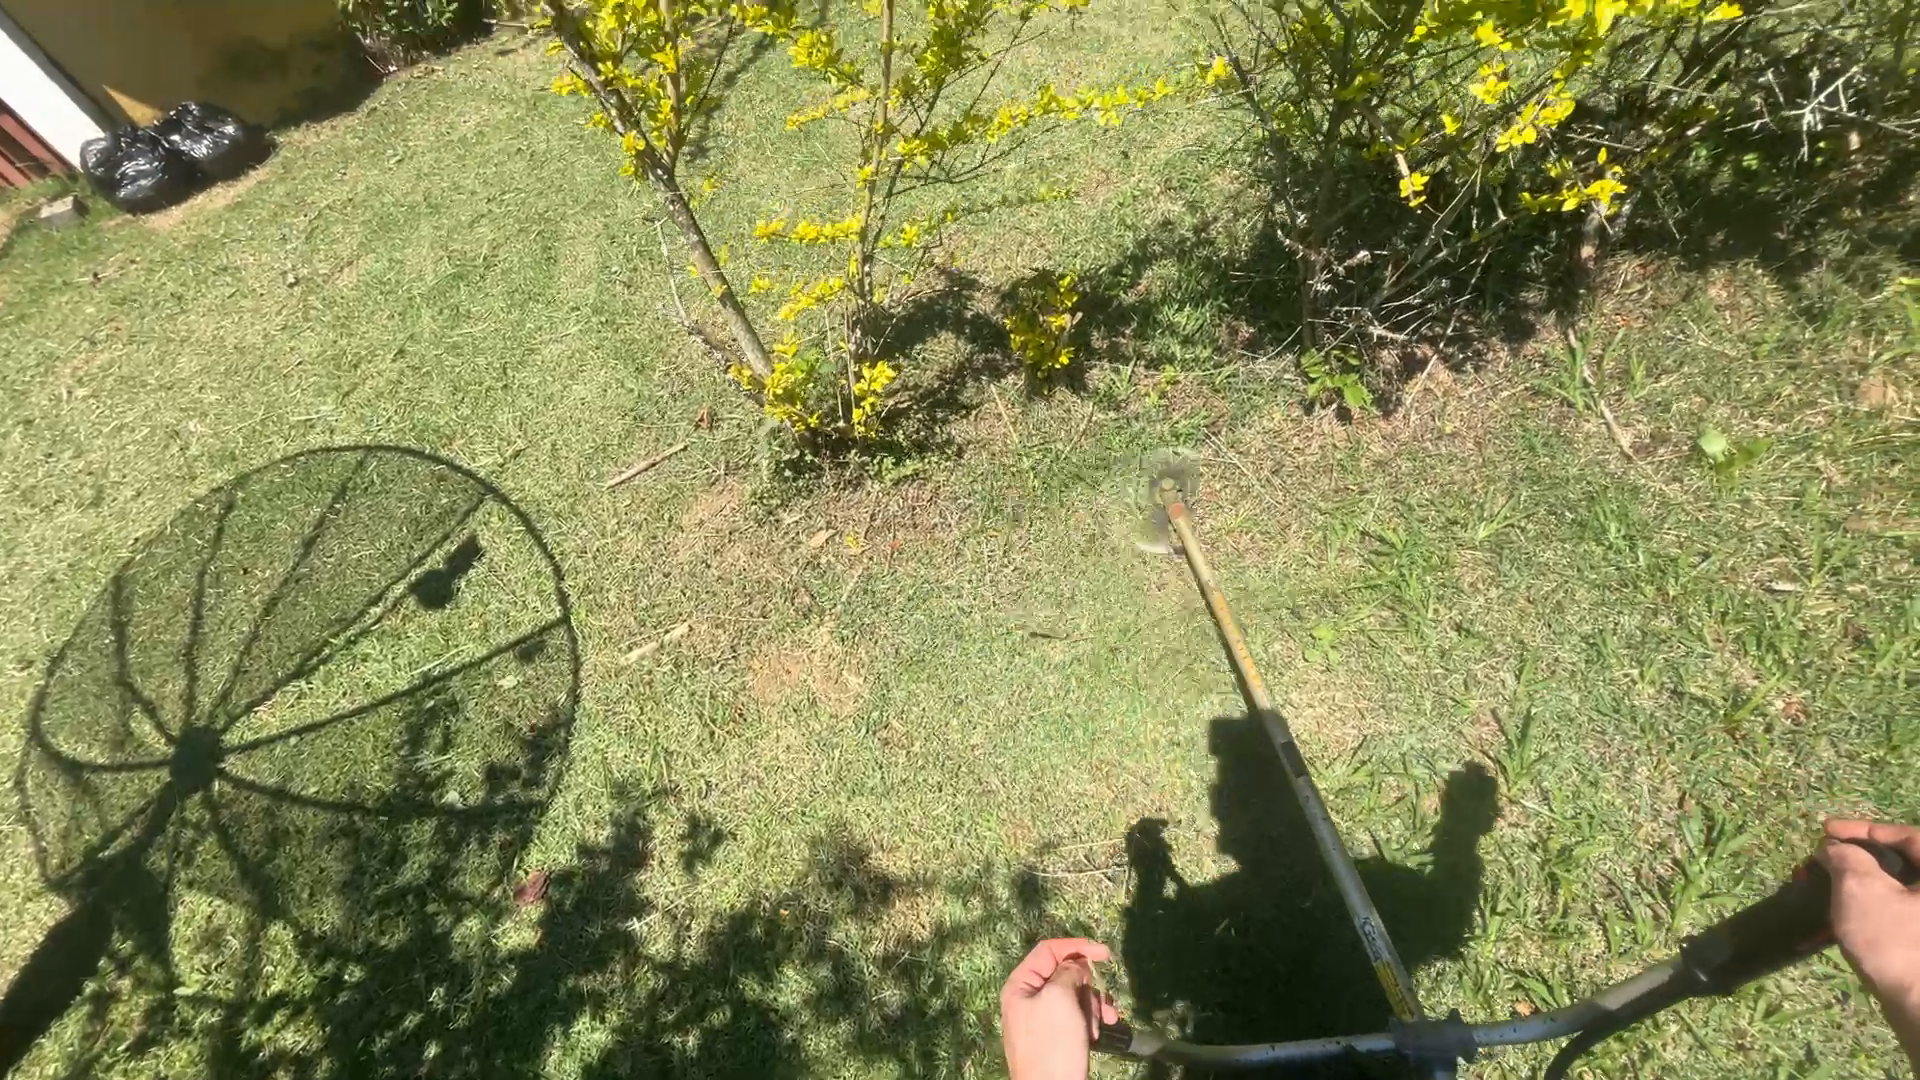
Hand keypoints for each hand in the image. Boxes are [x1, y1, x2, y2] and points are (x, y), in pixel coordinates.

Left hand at [1000, 938, 1119, 1079]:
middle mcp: (1029, 998)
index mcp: (1021, 984)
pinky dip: (1090, 1020)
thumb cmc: (1052, 1043)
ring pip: (1074, 996)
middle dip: (1088, 985)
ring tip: (1104, 1023)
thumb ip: (1068, 972)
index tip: (1105, 952)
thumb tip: (1077, 966)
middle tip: (1102, 1003)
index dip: (1077, 947)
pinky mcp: (1057, 1038)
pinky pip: (1076, 1017)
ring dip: (1093, 1005)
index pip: (1048, 951)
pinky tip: (1101, 1032)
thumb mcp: (1059, 998)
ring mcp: (1043, 1020)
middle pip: (1064, 974)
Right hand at [1818, 819, 1919, 1065]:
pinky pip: (1905, 916)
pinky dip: (1873, 912)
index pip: (1910, 837)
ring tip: (1820, 891)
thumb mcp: (1860, 889)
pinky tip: (1841, 922)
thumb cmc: (1898, 942)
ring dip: (1859, 885)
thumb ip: (1846, 856)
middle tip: (1820, 862)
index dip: (1865, 828)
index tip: (1826, 830)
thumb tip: (1838, 848)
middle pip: (1906, 864)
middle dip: (1857, 859)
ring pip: (1902, 891)